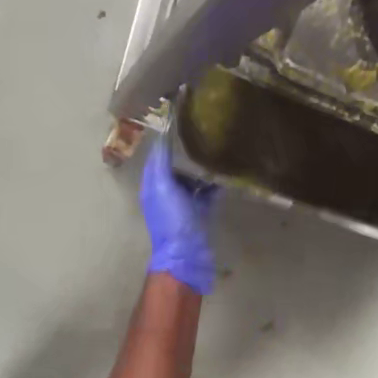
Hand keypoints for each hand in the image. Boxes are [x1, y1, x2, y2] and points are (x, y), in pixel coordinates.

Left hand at [141, 138, 216, 294]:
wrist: (187, 256)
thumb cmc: (173, 220)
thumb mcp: (163, 186)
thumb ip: (161, 163)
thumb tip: (163, 137)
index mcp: (154, 185)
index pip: (157, 156)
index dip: (166, 140)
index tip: (181, 121)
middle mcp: (166, 192)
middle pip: (175, 166)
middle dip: (187, 152)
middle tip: (204, 134)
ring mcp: (183, 204)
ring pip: (191, 179)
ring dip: (201, 168)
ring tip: (216, 151)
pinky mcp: (199, 214)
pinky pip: (205, 194)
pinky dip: (213, 185)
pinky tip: (224, 175)